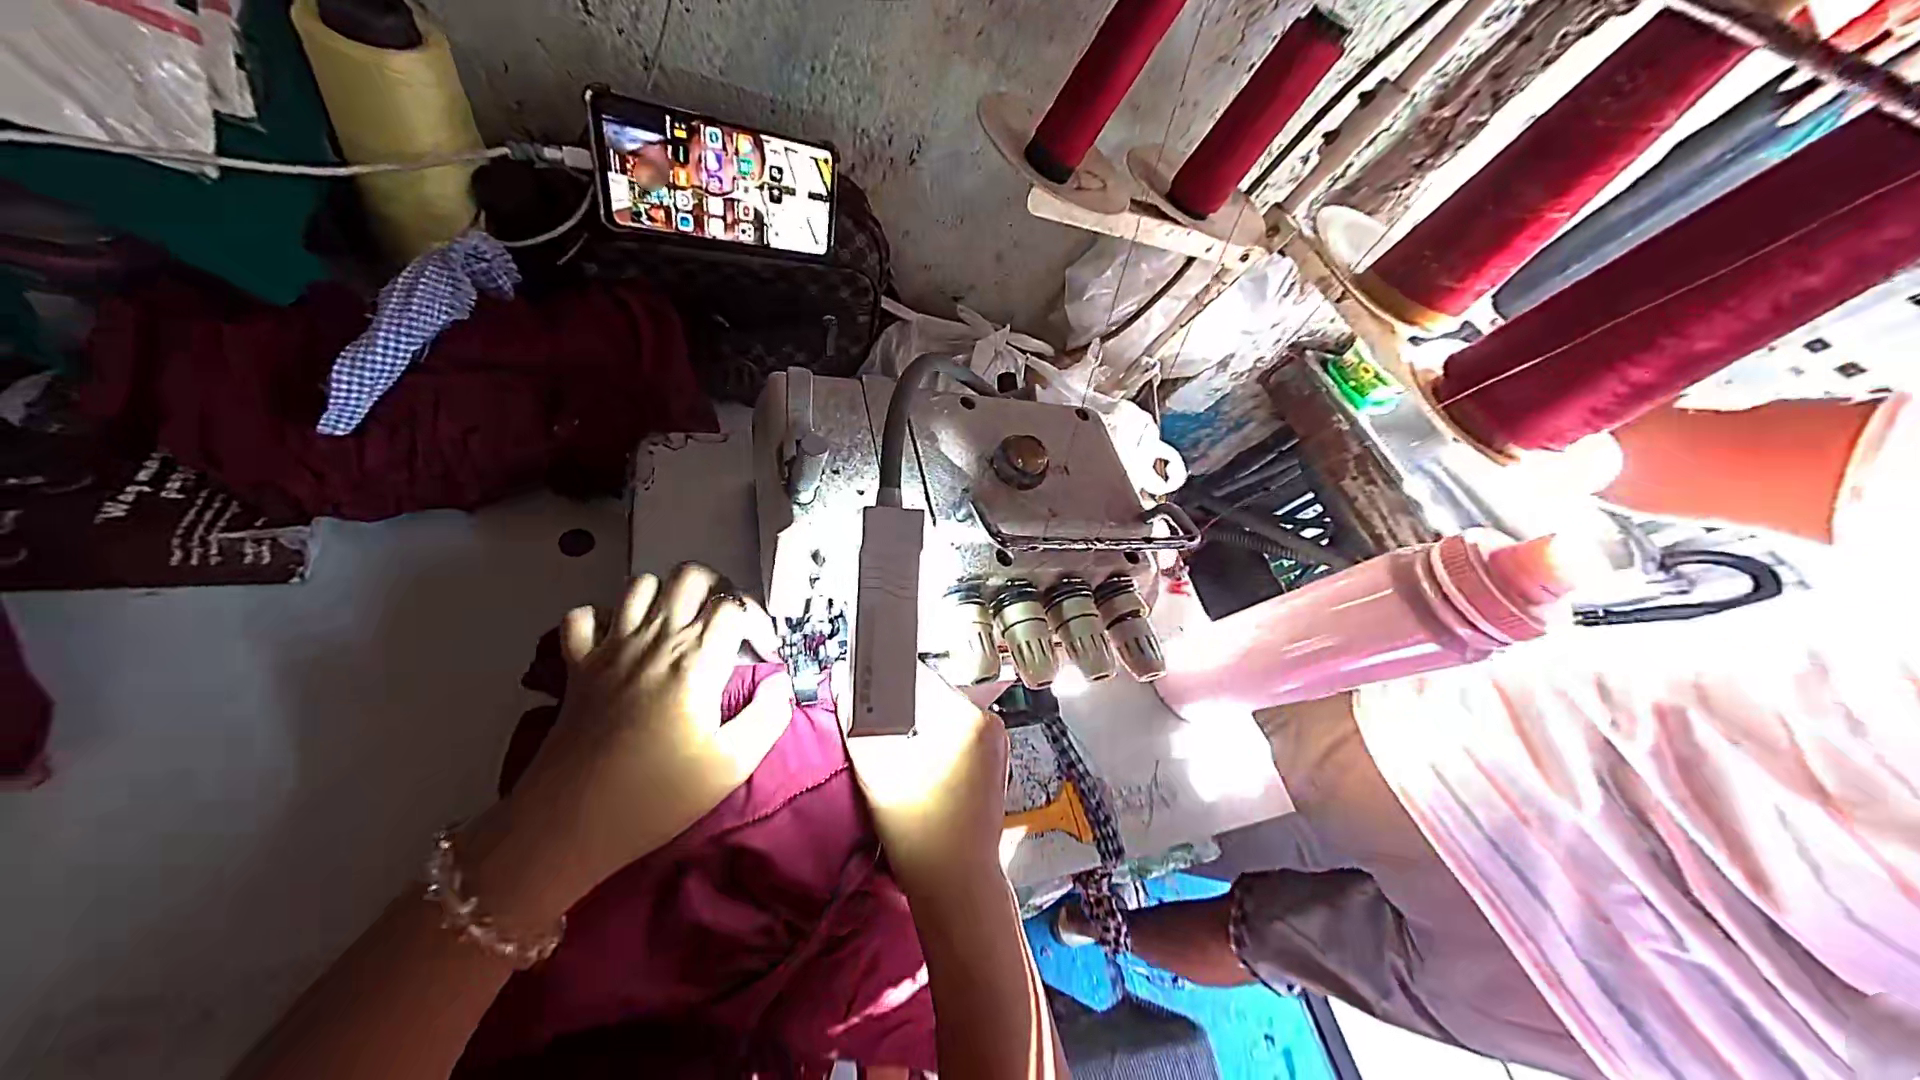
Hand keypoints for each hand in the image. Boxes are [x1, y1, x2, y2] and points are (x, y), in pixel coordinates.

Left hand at [469, 565, 790, 921]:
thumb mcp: (731, 765)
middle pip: (691, 576)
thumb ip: (768, 717)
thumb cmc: (656, 796)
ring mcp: (610, 648)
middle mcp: (654, 641)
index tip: (763, 654)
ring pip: (641, 584)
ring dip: (668, 595)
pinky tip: (622, 639)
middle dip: (719, 590)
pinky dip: (605, 617)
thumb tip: (781, 684)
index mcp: (695, 661)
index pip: (735, 606)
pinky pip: (583, 616)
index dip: (758, 621)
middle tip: (728, 626)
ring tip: (682, 627)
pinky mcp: (577, 665)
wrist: (568, 825)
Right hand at [843, 663, 1010, 898]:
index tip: (863, 697)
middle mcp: (988, 722)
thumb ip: (856, 720)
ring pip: (940, 717)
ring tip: (897, 759)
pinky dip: (933, 745)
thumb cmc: (918, 831)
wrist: (955, 882)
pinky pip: (954, 737)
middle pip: (929, 696)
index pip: (917, 677)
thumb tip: (842, 678)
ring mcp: (994, 742)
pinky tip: (917, 772)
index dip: (883, 683)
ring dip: (915, 728)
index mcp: (968, 717)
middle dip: (899, 710)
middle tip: (877, 737)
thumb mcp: (876, 770)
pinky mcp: (992, 761)